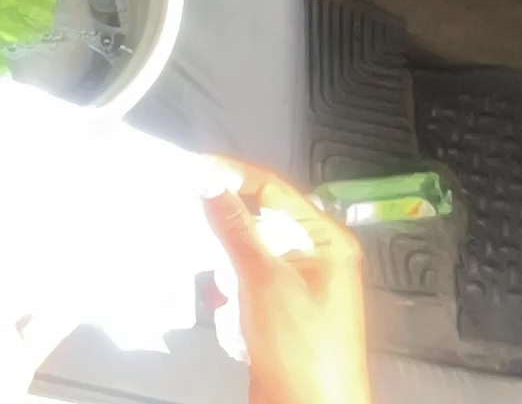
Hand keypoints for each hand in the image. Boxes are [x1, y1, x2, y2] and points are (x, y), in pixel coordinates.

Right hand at [204, 158, 370, 403]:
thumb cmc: (302, 352)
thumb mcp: (264, 279)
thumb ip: (235, 226)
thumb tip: (209, 181)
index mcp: (327, 242)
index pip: (274, 189)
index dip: (234, 176)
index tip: (196, 168)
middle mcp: (316, 255)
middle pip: (259, 217)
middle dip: (228, 228)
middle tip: (195, 220)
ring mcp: (299, 282)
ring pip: (248, 248)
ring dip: (228, 264)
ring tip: (223, 285)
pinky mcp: (280, 306)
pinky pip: (245, 276)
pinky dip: (230, 287)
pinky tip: (226, 307)